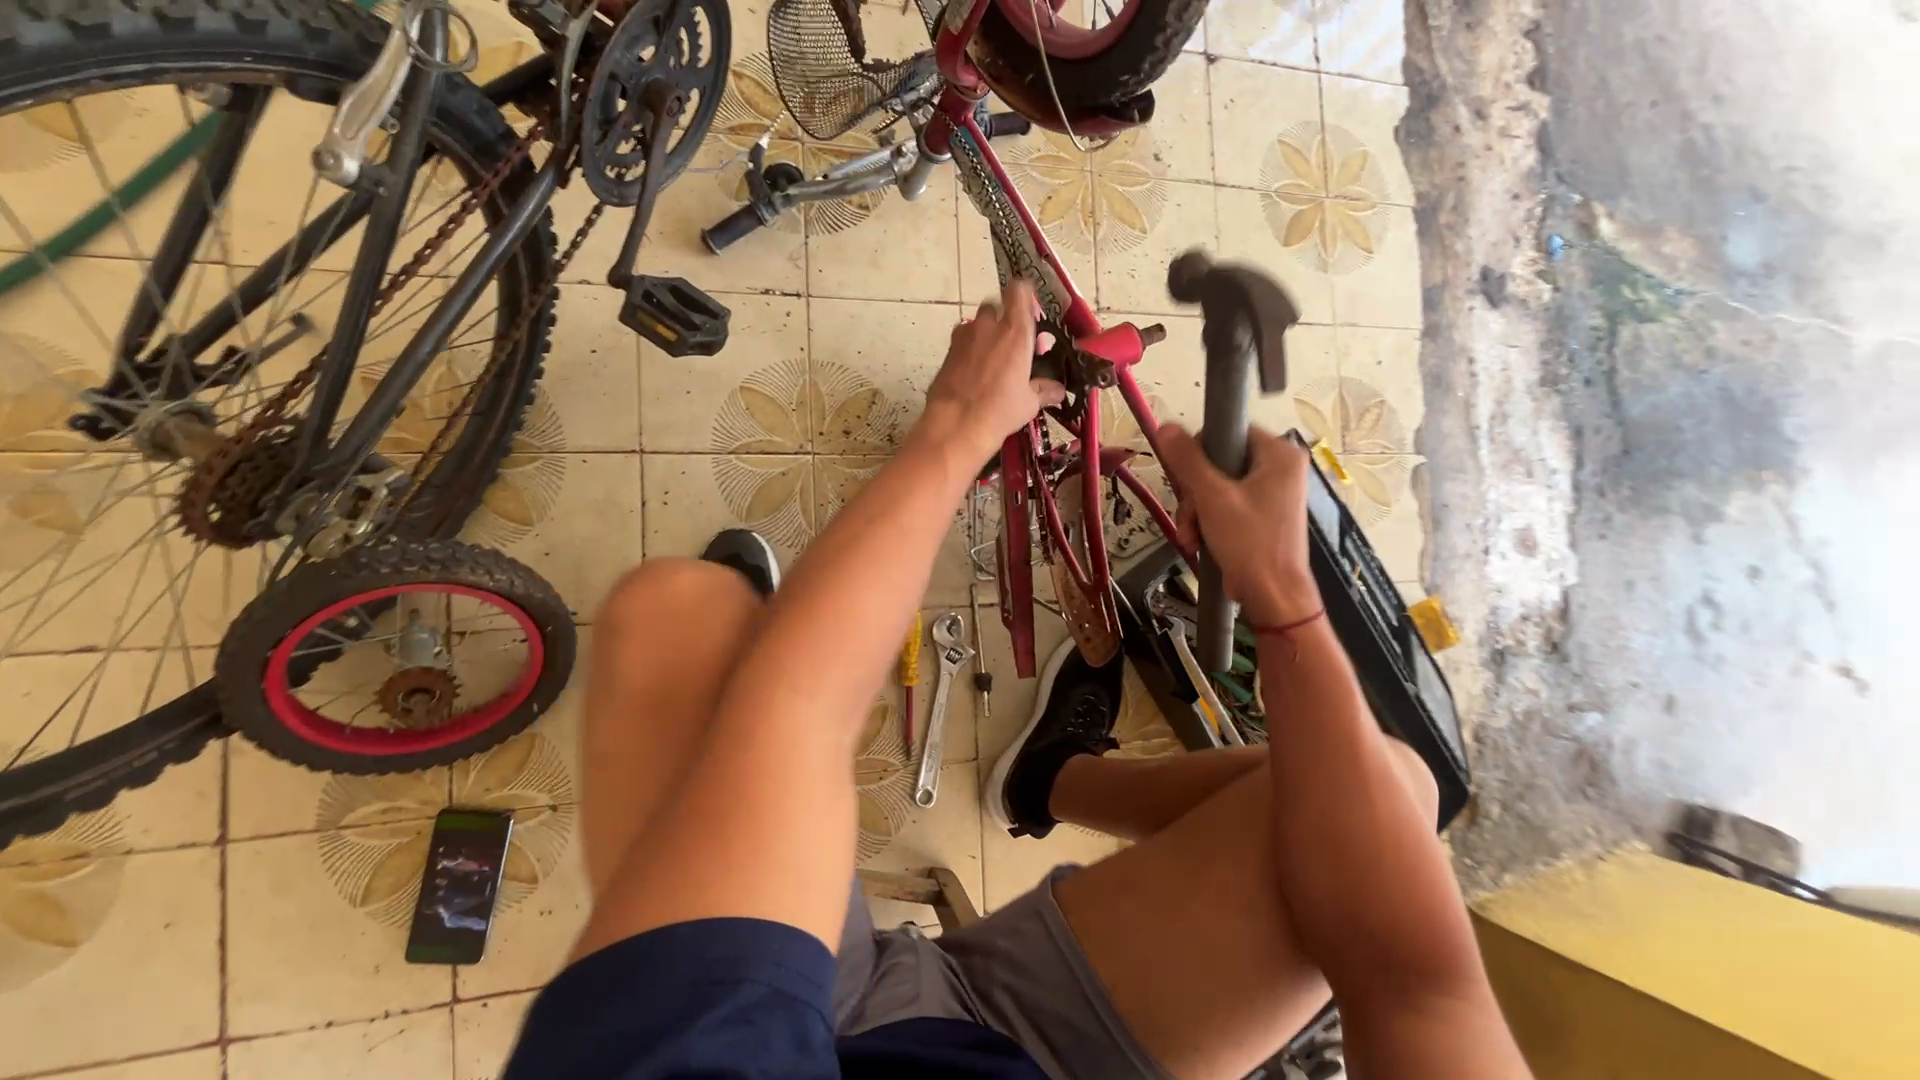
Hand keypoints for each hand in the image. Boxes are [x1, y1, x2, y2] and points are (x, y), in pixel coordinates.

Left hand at [920, 281, 1066, 458]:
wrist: (955, 425)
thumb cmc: (1000, 410)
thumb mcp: (1029, 403)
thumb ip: (1043, 390)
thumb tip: (1056, 390)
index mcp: (1015, 331)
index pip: (1018, 291)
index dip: (1023, 295)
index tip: (1028, 309)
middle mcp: (988, 326)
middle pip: (995, 306)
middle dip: (1002, 318)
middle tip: (1011, 341)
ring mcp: (964, 337)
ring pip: (976, 324)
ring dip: (984, 334)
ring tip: (992, 360)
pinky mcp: (947, 351)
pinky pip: (962, 342)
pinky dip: (969, 350)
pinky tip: (975, 373)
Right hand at [1157, 424, 1321, 625]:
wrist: (1273, 597)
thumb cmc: (1250, 543)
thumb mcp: (1212, 497)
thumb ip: (1188, 460)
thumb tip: (1165, 426)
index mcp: (1280, 454)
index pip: (1228, 430)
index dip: (1201, 451)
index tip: (1186, 477)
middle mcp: (1281, 469)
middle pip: (1219, 463)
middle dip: (1195, 493)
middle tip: (1188, 516)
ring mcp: (1274, 494)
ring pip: (1218, 487)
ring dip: (1197, 512)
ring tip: (1190, 537)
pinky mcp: (1264, 517)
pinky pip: (1227, 506)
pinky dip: (1209, 522)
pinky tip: (1198, 542)